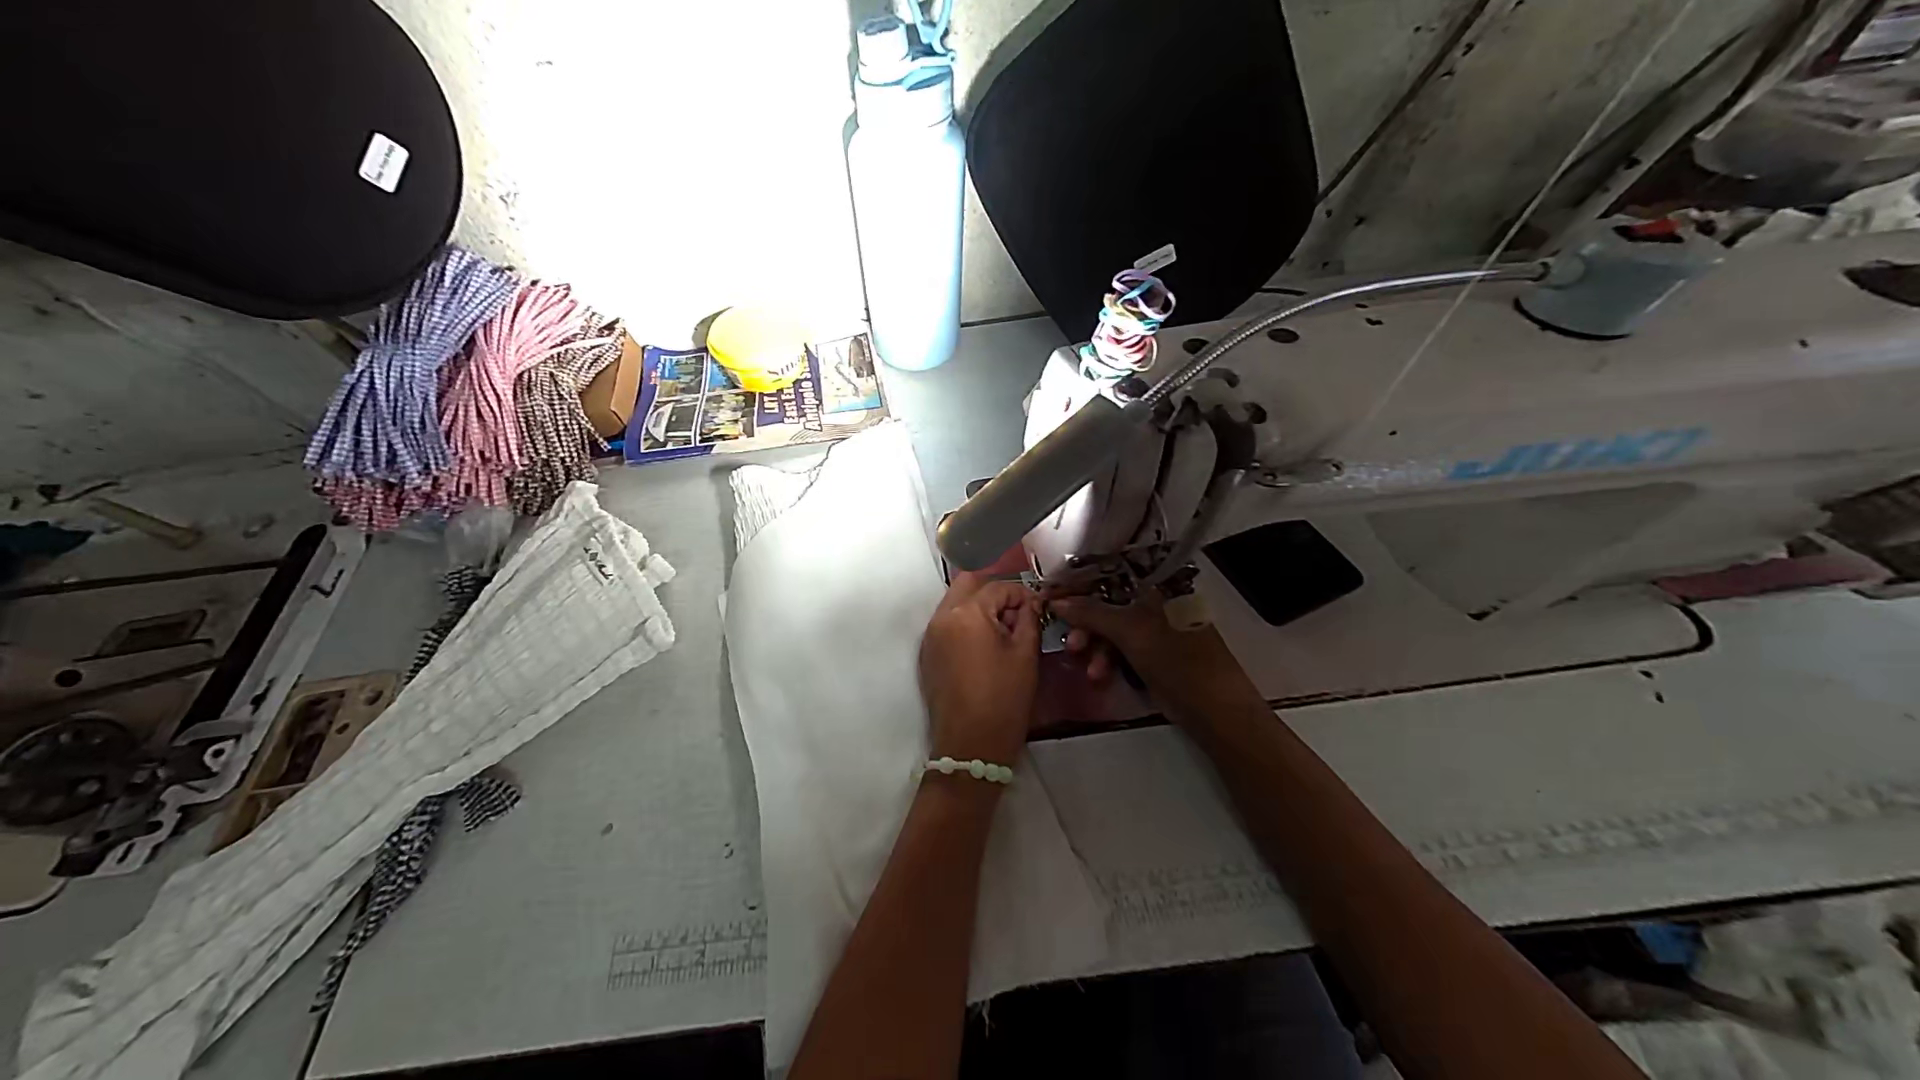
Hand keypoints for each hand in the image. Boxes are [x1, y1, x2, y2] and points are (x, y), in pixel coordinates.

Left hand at [918, 574, 1042, 766]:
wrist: (970, 745)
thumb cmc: (1003, 699)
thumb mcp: (1025, 656)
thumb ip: (1029, 620)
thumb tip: (1030, 604)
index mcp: (967, 614)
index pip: (997, 587)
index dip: (1022, 594)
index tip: (1037, 609)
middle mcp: (942, 618)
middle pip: (968, 584)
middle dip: (994, 591)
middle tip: (1017, 611)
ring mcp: (930, 636)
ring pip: (955, 602)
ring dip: (979, 606)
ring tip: (1004, 628)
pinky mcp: (928, 654)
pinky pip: (947, 623)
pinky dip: (966, 623)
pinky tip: (986, 644)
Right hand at [1047, 589, 1256, 716]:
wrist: (1214, 710)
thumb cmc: (1179, 660)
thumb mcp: (1132, 632)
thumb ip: (1092, 613)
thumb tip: (1057, 601)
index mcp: (1159, 587)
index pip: (1112, 574)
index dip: (1081, 583)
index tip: (1054, 595)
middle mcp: (1156, 603)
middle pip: (1108, 603)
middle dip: (1085, 622)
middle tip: (1070, 640)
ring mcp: (1154, 631)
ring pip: (1111, 630)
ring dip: (1094, 646)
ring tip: (1087, 664)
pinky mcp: (1152, 656)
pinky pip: (1119, 650)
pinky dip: (1106, 660)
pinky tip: (1099, 675)